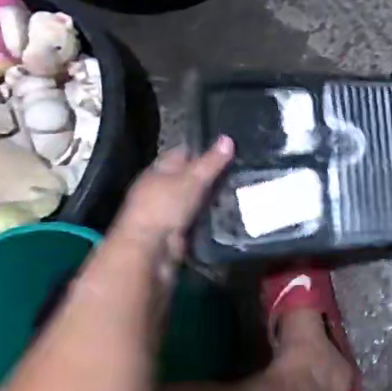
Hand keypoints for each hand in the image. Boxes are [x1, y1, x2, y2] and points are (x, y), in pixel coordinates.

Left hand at [108, 136, 234, 273]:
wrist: (149, 252)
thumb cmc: (164, 207)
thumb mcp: (192, 180)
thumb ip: (211, 162)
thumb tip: (228, 138)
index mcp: (158, 171)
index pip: (182, 153)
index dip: (203, 149)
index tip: (228, 149)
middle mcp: (160, 190)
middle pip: (189, 178)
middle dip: (212, 176)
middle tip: (241, 171)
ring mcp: (168, 212)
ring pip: (195, 200)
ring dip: (213, 198)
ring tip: (242, 191)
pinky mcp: (176, 233)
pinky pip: (198, 220)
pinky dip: (211, 217)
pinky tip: (230, 214)